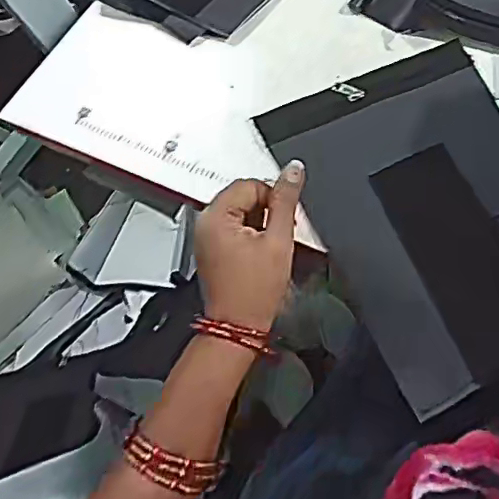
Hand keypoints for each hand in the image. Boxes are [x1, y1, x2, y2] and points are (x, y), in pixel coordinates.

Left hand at [193, 162, 302, 331]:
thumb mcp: (278, 240)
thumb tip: (293, 171)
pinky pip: (233, 227)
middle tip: (275, 238)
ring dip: (258, 224)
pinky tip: (258, 256)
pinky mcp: (211, 247)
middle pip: (243, 196)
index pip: (250, 184)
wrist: (238, 327)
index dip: (273, 199)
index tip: (282, 220)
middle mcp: (205, 222)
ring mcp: (206, 235)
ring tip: (266, 250)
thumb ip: (286, 200)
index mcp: (215, 215)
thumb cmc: (253, 293)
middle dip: (265, 212)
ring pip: (240, 211)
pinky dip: (249, 235)